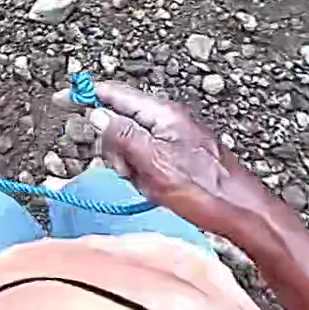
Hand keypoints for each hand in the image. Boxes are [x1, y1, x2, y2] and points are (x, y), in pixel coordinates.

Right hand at [54, 81, 282, 240]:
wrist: (245, 215)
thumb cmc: (203, 189)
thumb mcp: (154, 162)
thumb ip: (123, 135)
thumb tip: (98, 115)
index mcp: (161, 113)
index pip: (116, 94)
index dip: (88, 94)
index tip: (63, 97)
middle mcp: (167, 119)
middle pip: (120, 123)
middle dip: (116, 149)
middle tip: (130, 172)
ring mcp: (174, 138)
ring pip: (131, 146)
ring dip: (132, 168)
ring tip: (151, 185)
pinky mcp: (179, 157)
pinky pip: (147, 161)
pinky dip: (145, 176)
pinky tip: (159, 191)